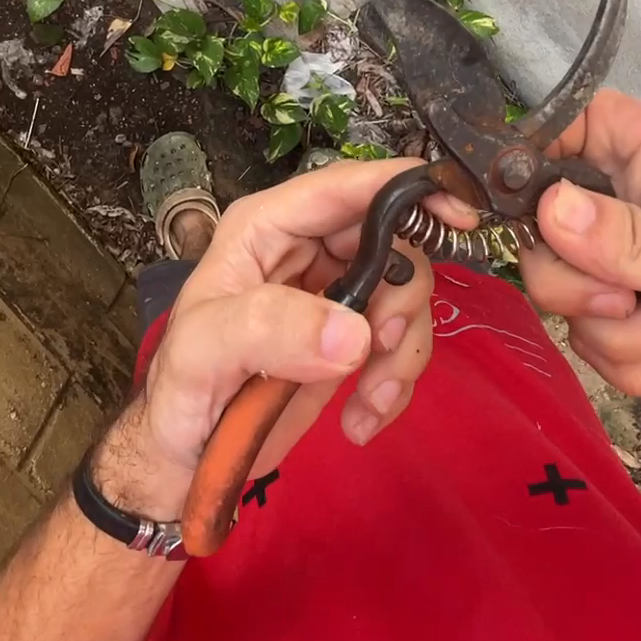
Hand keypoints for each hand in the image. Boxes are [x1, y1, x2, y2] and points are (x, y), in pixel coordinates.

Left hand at [92, 159, 474, 518]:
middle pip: (391, 240)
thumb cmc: (181, 388)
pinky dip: (395, 383)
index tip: (458, 216)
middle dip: (401, 297)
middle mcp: (306, 249)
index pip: (344, 186)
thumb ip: (270, 330)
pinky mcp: (350, 337)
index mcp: (267, 227)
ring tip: (368, 400)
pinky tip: (362, 418)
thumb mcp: (206, 350)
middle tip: (383, 347)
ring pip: (406, 293)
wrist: (188, 454)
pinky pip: (402, 342)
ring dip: (402, 351)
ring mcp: (333, 292)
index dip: (405, 188)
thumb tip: (353, 334)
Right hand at [518, 90, 640, 431]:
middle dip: (573, 275)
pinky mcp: (626, 323)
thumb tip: (550, 208)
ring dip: (615, 330)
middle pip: (542, 221)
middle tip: (624, 298)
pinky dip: (630, 363)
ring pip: (557, 288)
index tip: (513, 197)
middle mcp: (633, 207)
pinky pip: (584, 340)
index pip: (576, 121)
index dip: (532, 145)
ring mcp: (625, 269)